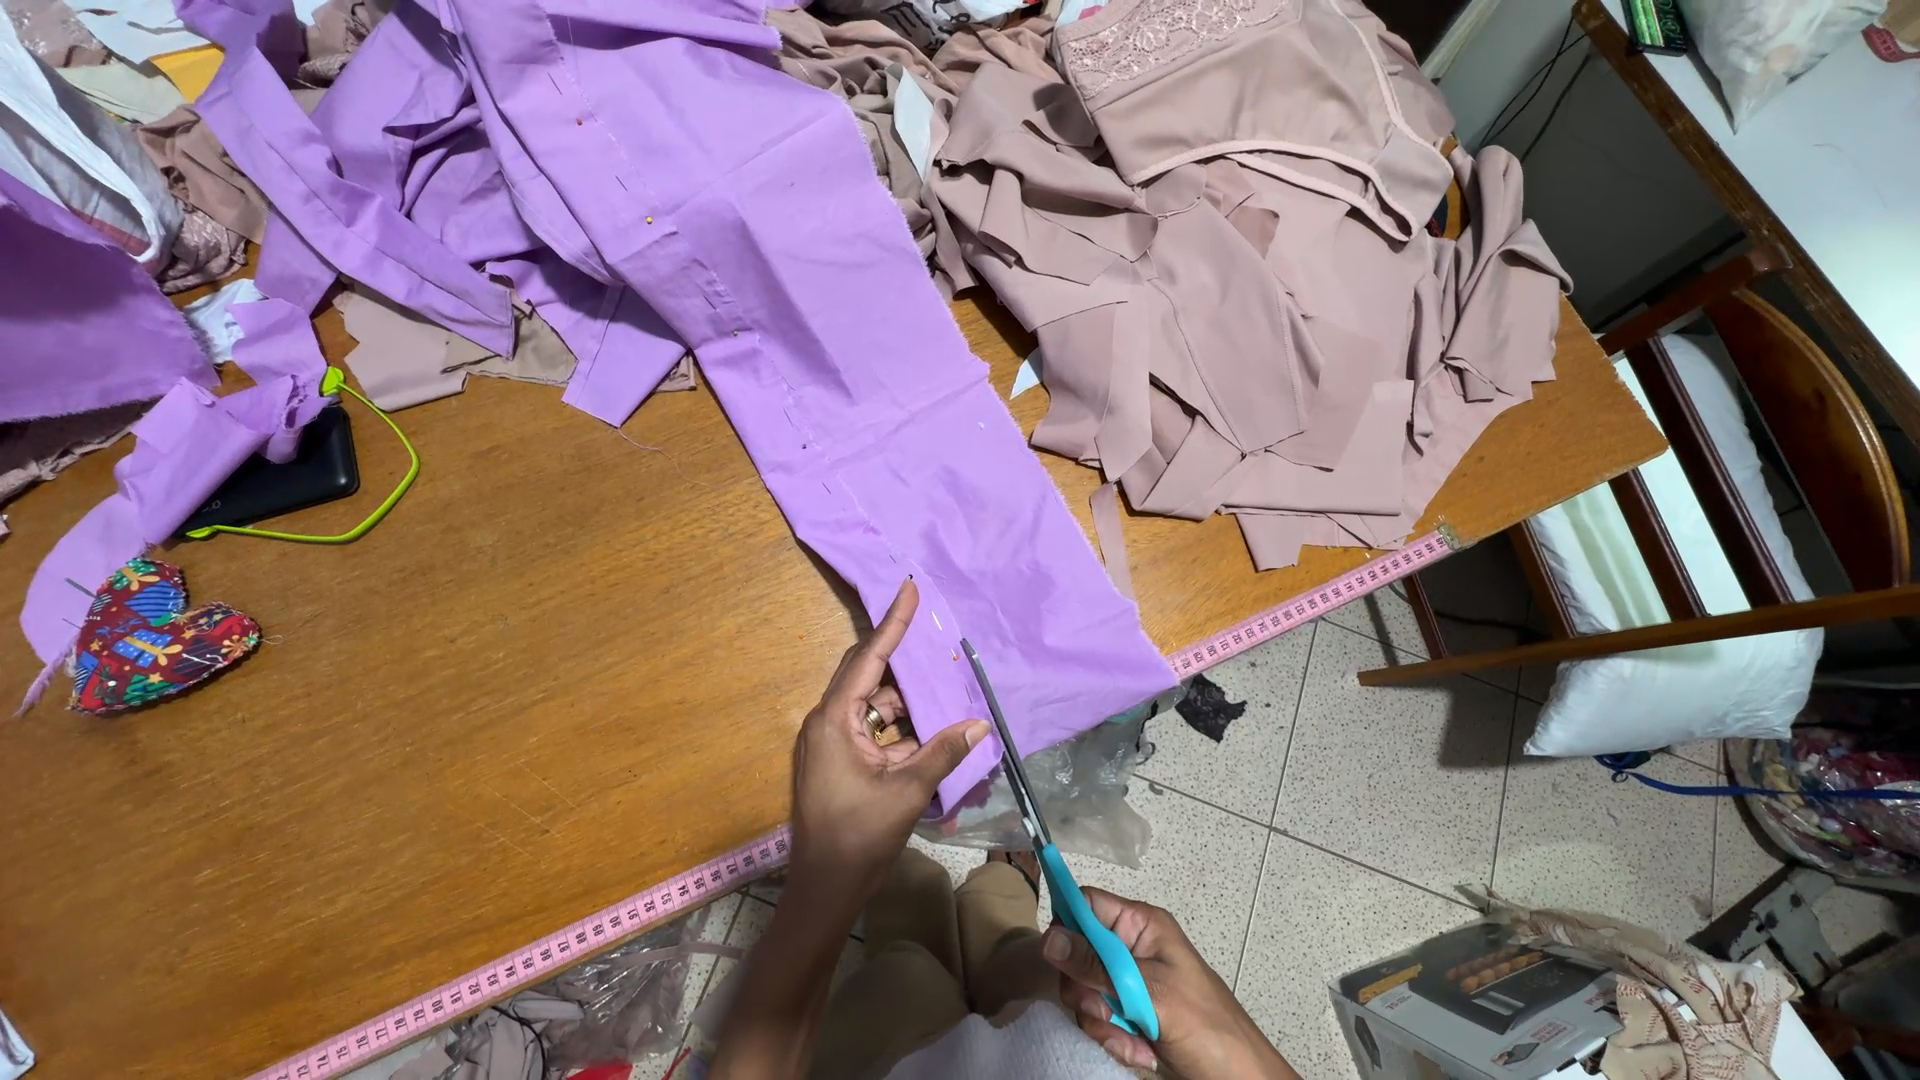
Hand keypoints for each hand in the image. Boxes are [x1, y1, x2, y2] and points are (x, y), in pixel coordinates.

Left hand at [788, 578, 987, 902]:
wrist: (822, 890)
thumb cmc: (859, 837)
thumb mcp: (907, 791)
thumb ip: (943, 752)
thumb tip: (979, 724)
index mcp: (834, 719)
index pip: (868, 657)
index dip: (892, 622)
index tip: (908, 588)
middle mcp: (826, 722)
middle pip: (867, 676)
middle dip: (904, 665)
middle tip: (937, 647)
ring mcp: (828, 743)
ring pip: (872, 706)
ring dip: (906, 706)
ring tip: (943, 701)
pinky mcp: (835, 761)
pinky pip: (870, 731)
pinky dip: (898, 731)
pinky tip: (928, 733)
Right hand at [1043, 889, 1299, 1079]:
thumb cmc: (1206, 1026)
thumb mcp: (1150, 992)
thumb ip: (1097, 965)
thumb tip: (1050, 939)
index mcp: (1141, 926)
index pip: (1087, 903)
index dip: (1067, 924)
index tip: (1058, 956)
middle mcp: (1130, 949)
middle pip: (1076, 953)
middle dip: (1087, 990)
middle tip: (1108, 1009)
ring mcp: (1128, 983)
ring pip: (1083, 992)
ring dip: (1102, 1023)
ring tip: (1135, 1039)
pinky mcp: (1128, 1015)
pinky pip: (1097, 1020)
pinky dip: (1113, 1040)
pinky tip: (1140, 1051)